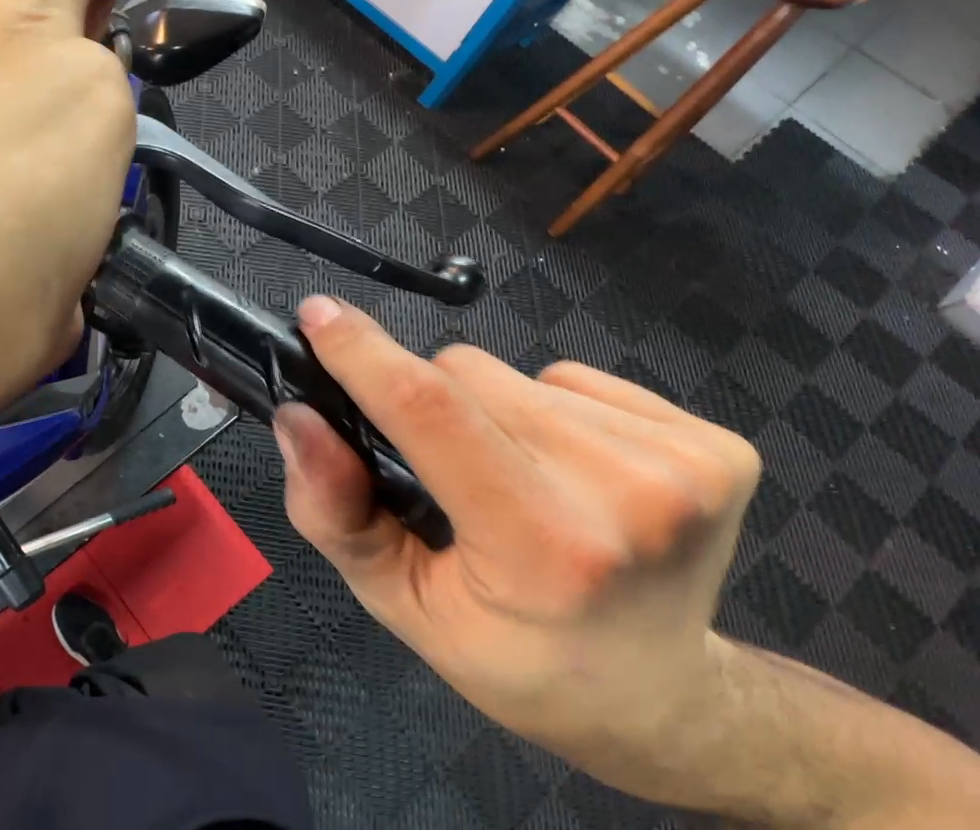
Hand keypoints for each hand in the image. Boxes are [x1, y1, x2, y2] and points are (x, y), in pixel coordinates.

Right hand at [276, 295, 761, 782]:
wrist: (657, 696)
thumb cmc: (512, 656)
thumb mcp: (398, 603)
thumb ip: (334, 513)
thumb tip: (299, 419)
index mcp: (544, 548)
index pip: (433, 413)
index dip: (365, 355)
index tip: (318, 316)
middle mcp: (628, 494)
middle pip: (467, 374)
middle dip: (424, 401)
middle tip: (440, 473)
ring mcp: (682, 463)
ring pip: (517, 371)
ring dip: (486, 408)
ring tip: (507, 478)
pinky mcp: (714, 443)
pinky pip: (573, 378)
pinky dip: (545, 411)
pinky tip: (562, 472)